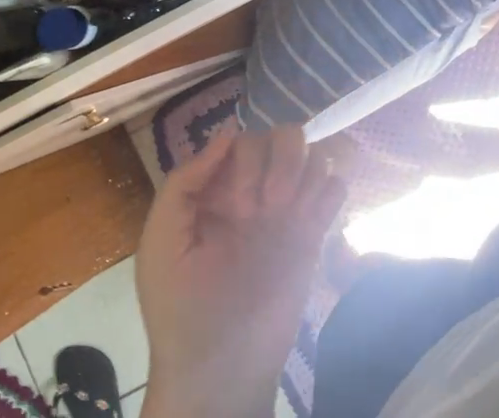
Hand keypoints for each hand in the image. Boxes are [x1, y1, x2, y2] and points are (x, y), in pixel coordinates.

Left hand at [135, 127, 346, 417]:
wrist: (224, 365)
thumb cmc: (182, 308)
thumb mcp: (161, 245)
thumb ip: (183, 184)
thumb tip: (228, 132)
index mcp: (216, 192)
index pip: (243, 141)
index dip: (244, 163)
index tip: (236, 205)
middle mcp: (255, 191)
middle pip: (286, 137)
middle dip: (280, 163)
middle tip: (264, 210)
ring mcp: (289, 209)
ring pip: (316, 154)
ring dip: (306, 175)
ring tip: (288, 217)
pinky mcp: (317, 229)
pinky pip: (337, 183)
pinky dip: (330, 190)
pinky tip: (311, 221)